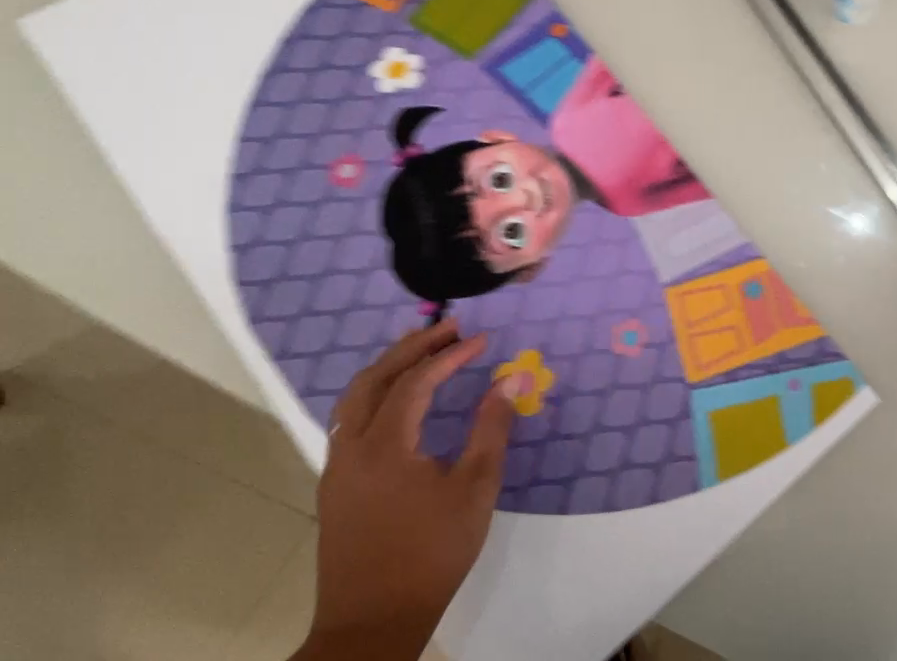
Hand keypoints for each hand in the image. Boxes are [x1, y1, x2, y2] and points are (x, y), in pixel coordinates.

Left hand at [294, 321, 515, 660]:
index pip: (415, 382)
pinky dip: (376, 396)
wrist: (374, 618)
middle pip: (373, 381)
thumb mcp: (475, 486)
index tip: (483, 340)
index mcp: (384, 447)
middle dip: (410, 349)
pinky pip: (350, 423)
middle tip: (448, 328)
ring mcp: (337, 469)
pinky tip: (401, 402)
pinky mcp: (336, 487)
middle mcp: (350, 449)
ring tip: (423, 353)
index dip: (450, 356)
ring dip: (388, 370)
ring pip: (353, 401)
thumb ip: (491, 428)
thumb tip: (510, 379)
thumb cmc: (433, 550)